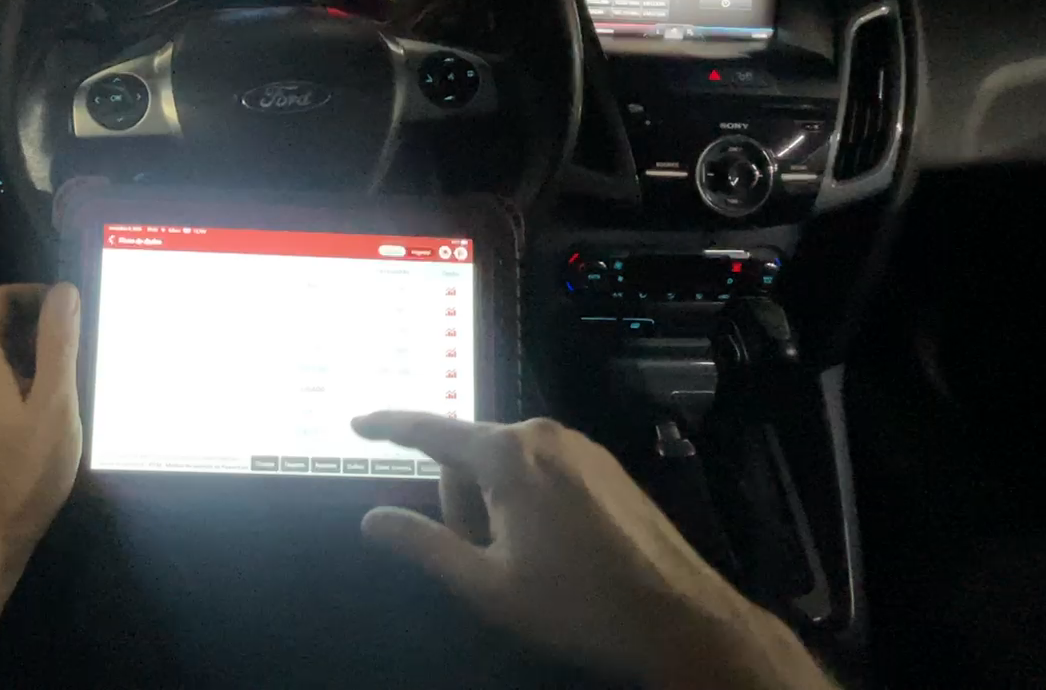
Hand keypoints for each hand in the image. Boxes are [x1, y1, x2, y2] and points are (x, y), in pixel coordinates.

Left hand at [0, 283, 82, 560]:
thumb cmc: (26, 468)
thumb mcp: (54, 402)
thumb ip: (59, 342)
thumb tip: (65, 290)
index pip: (0, 299)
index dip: (36, 294)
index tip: (71, 310)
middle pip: (1, 323)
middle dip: (42, 323)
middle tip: (82, 344)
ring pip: (3, 352)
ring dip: (38, 351)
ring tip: (75, 373)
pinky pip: (0, 377)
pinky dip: (28, 375)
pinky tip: (55, 403)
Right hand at [351, 413, 836, 689]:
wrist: (688, 623)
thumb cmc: (578, 604)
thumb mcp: (488, 585)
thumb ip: (423, 544)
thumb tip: (370, 519)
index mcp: (505, 455)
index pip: (428, 429)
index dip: (386, 425)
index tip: (356, 423)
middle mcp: (538, 433)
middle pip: (468, 454)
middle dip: (460, 501)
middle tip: (485, 558)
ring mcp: (575, 443)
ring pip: (503, 461)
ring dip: (493, 501)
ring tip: (524, 557)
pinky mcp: (601, 460)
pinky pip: (539, 464)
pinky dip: (524, 495)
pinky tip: (554, 543)